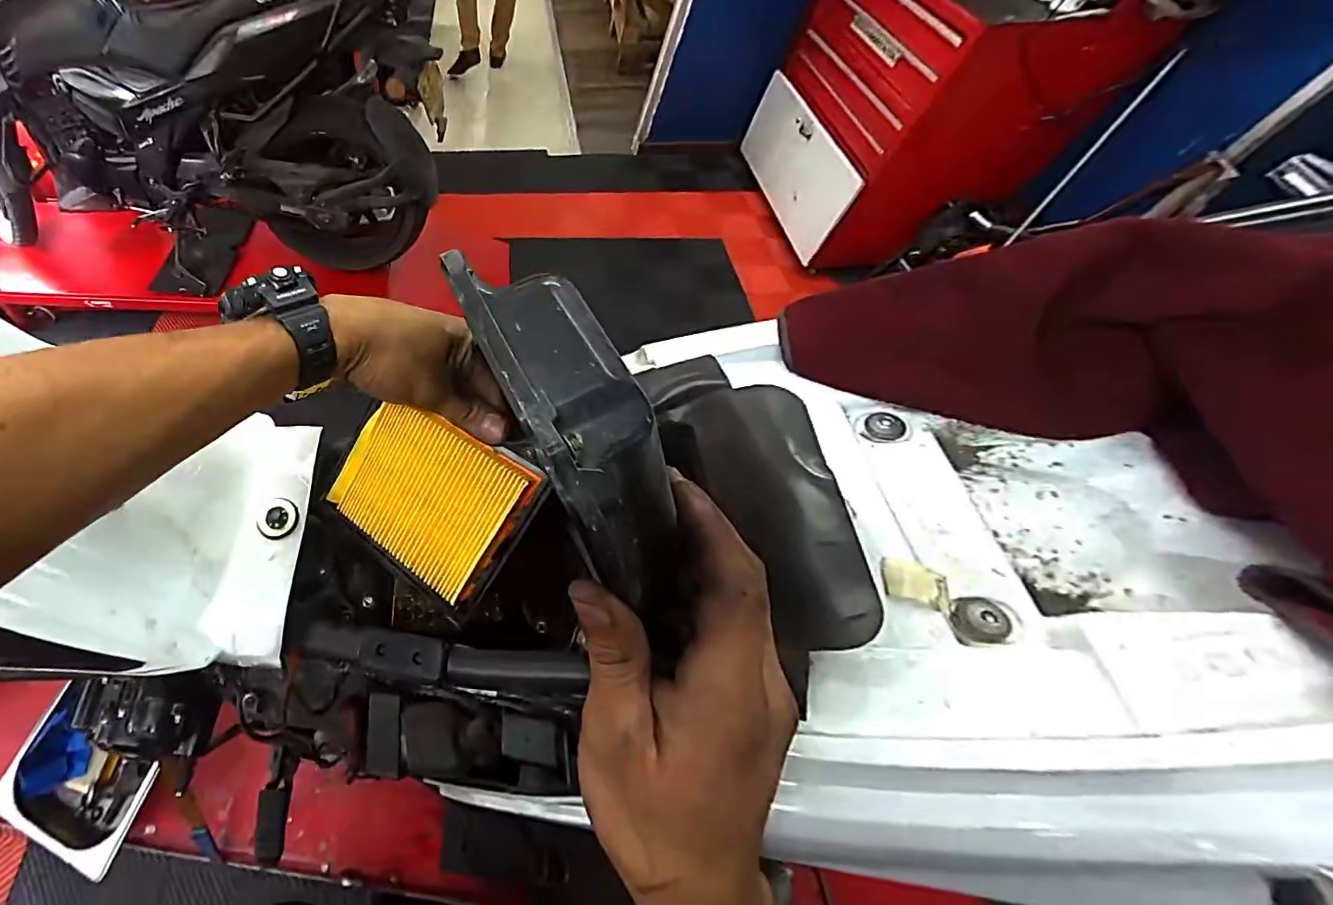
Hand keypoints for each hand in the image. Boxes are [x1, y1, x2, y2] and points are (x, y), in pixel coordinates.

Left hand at [322, 295, 508, 443]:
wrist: (335, 337)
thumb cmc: (383, 347)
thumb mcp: (430, 391)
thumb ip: (464, 412)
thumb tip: (495, 428)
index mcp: (465, 334)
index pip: (498, 375)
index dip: (502, 406)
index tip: (503, 431)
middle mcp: (448, 334)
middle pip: (476, 377)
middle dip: (479, 406)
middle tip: (482, 435)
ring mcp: (424, 342)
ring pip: (451, 379)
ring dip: (454, 403)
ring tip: (458, 428)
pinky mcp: (403, 351)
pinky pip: (428, 377)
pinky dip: (432, 395)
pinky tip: (431, 411)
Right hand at [569, 471, 795, 904]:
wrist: (696, 883)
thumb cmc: (653, 816)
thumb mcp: (616, 733)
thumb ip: (613, 654)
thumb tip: (591, 588)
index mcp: (730, 687)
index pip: (738, 585)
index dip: (714, 528)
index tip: (681, 489)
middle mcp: (763, 683)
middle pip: (749, 588)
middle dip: (711, 533)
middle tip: (661, 498)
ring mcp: (765, 694)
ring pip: (747, 606)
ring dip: (709, 560)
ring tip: (659, 528)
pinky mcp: (755, 702)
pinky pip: (738, 630)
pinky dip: (709, 593)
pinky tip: (667, 585)